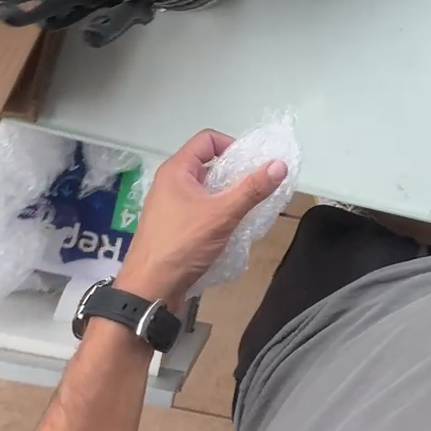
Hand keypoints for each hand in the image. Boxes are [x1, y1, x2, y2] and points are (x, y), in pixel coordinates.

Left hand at [116, 129, 286, 304]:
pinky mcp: (173, 226)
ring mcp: (170, 206)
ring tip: (248, 208)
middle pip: (208, 164)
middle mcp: (171, 183)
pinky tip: (232, 228)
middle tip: (256, 187)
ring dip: (228, 195)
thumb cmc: (182, 245)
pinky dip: (218, 212)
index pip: (207, 140)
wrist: (150, 290)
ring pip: (206, 189)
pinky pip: (201, 208)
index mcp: (176, 171)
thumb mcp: (223, 214)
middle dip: (235, 173)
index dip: (232, 145)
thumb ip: (252, 188)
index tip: (251, 164)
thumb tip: (280, 164)